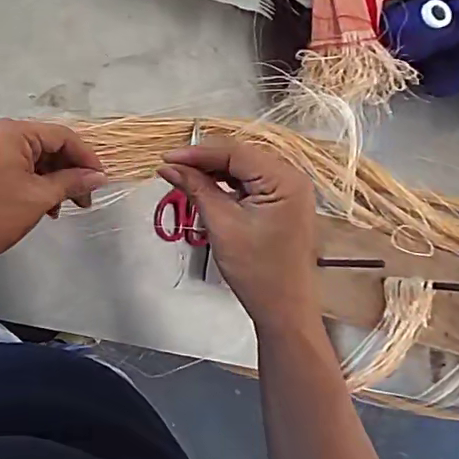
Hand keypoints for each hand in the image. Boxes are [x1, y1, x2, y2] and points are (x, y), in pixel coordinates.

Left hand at [0, 119, 106, 277]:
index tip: (102, 181)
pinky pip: (23, 170)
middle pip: (50, 146)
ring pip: (38, 160)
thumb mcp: (39, 197)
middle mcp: (2, 135)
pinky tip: (46, 208)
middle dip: (71, 171)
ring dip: (56, 181)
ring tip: (65, 207)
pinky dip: (39, 186)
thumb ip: (72, 182)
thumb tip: (98, 176)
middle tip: (85, 199)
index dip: (86, 157)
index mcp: (13, 132)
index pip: (62, 135)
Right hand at [157, 136, 318, 332]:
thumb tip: (168, 167)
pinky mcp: (280, 202)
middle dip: (203, 159)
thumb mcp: (221, 223)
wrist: (282, 306)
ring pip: (242, 166)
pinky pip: (248, 180)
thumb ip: (195, 187)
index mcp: (285, 181)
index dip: (197, 153)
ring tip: (181, 175)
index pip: (234, 153)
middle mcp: (292, 179)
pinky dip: (223, 181)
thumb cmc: (257, 269)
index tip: (166, 159)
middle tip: (170, 166)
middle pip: (239, 156)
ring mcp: (288, 190)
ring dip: (211, 169)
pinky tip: (202, 185)